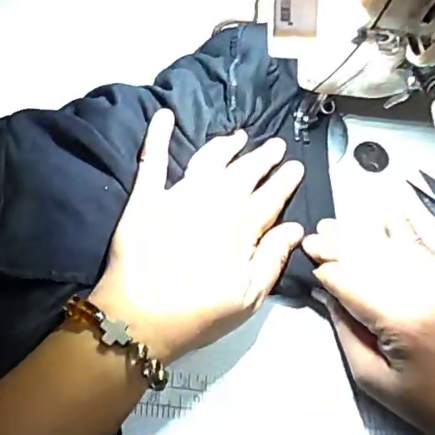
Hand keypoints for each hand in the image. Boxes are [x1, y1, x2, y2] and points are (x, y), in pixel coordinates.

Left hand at [89, 108, 304, 363]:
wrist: (138, 319)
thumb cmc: (198, 313)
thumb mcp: (249, 297)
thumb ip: (273, 258)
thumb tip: (295, 227)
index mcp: (242, 226)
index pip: (272, 196)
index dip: (286, 180)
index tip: (295, 166)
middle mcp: (215, 201)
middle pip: (245, 172)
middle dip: (264, 156)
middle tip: (276, 144)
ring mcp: (179, 195)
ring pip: (209, 159)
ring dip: (226, 145)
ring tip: (238, 136)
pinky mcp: (147, 197)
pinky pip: (154, 160)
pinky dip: (159, 135)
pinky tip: (164, 115)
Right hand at [303, 215, 434, 434]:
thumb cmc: (431, 408)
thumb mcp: (374, 381)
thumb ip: (348, 333)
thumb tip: (329, 296)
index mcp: (402, 320)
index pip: (351, 282)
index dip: (325, 272)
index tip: (303, 260)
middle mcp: (424, 290)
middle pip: (372, 258)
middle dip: (339, 246)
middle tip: (313, 237)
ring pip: (396, 247)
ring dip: (364, 235)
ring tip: (336, 226)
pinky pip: (423, 249)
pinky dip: (402, 233)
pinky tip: (385, 217)